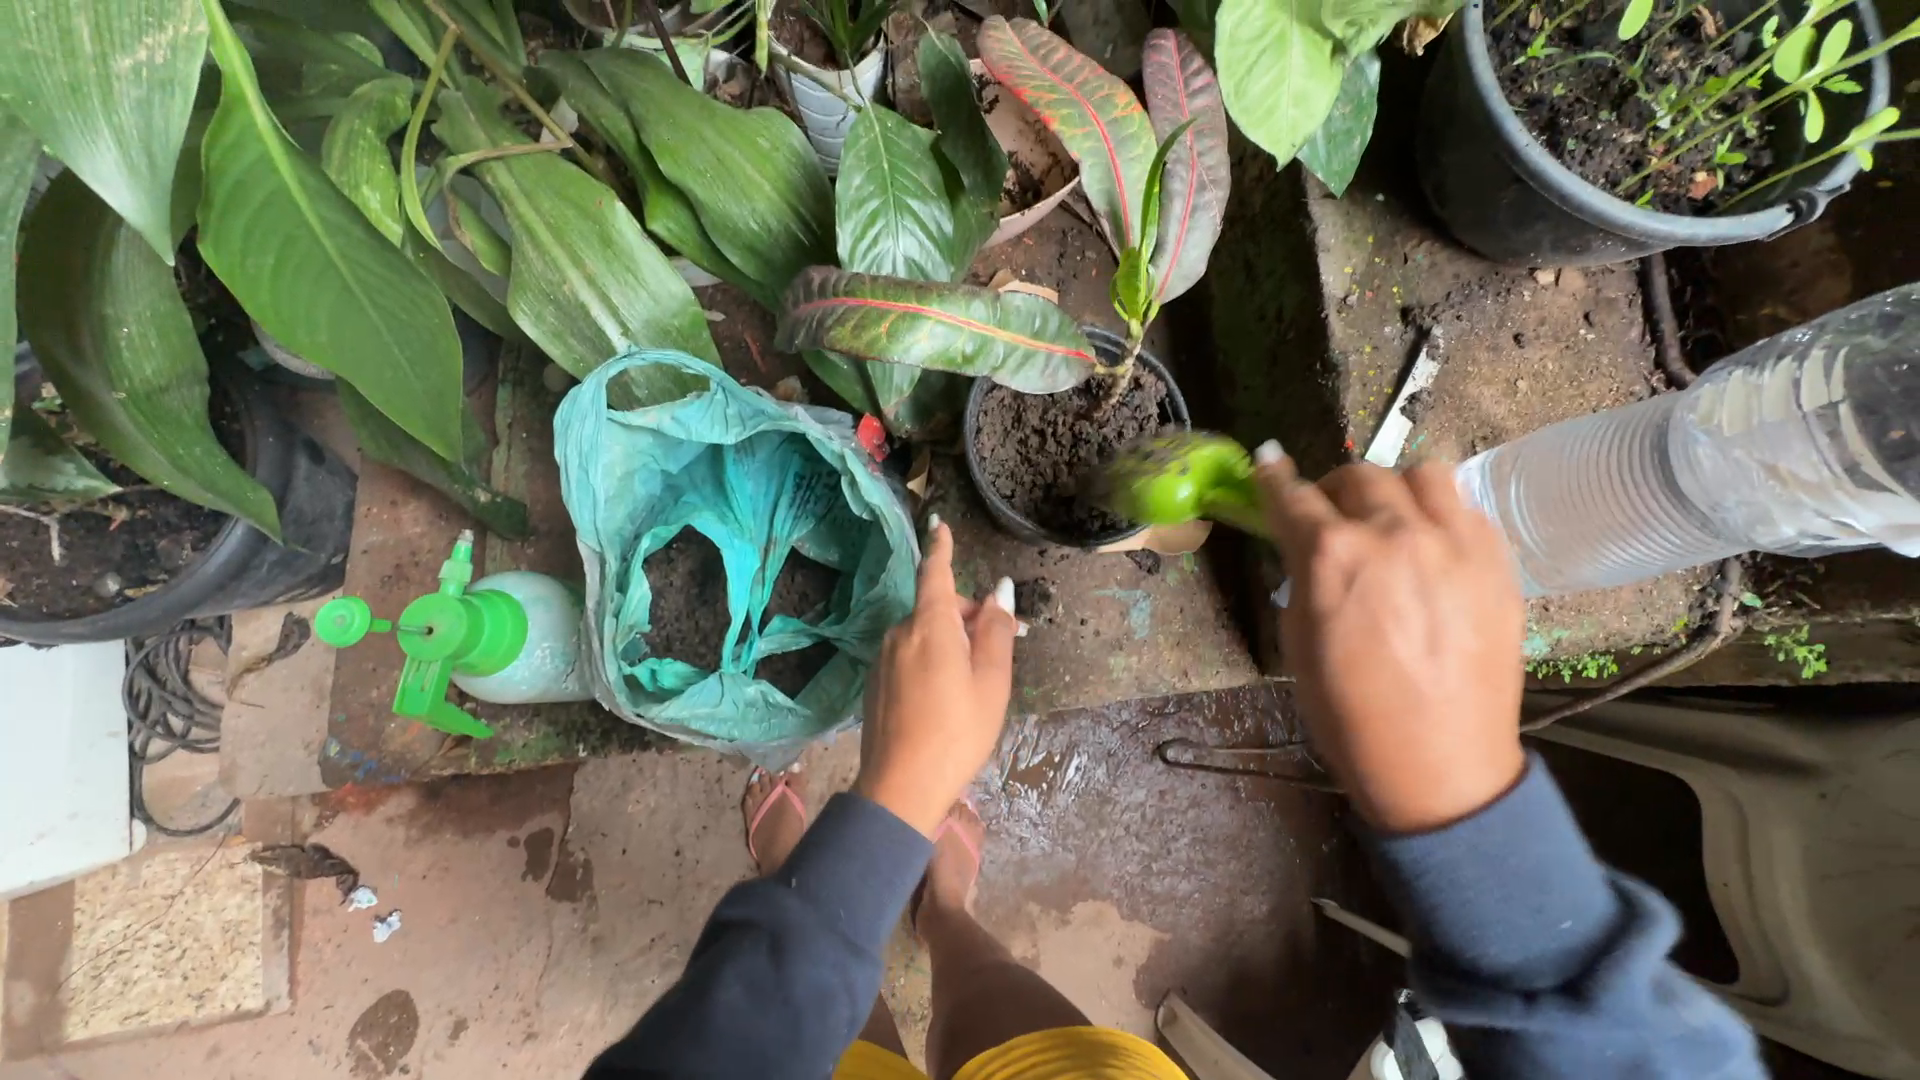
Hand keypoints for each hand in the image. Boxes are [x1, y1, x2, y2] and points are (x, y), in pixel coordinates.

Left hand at [855, 519, 1017, 836]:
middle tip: (1009, 640)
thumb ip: (997, 629)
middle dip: (971, 616)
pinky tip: (949, 695)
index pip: (934, 572)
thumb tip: (1000, 591)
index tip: (940, 524)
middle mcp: (900, 633)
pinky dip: (934, 659)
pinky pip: (911, 655)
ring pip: (926, 634)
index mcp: (929, 625)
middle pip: (938, 608)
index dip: (941, 547)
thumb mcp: (991, 680)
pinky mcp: (876, 683)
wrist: (900, 787)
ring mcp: (884, 659)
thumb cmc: (957, 731)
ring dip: (954, 640)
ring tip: (982, 676)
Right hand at [1255, 445, 1525, 833]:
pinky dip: (1439, 511)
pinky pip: (1466, 506)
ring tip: (1389, 517)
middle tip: (1329, 513)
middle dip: (1333, 488)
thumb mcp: (1298, 638)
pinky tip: (1431, 543)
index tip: (1267, 462)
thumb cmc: (1347, 710)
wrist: (1437, 761)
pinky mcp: (1497, 562)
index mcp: (1330, 555)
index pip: (1292, 496)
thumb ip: (1303, 577)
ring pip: (1422, 473)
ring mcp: (1453, 542)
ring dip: (1394, 488)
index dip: (1273, 477)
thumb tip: (1304, 545)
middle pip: (1359, 475)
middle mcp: (1393, 533)